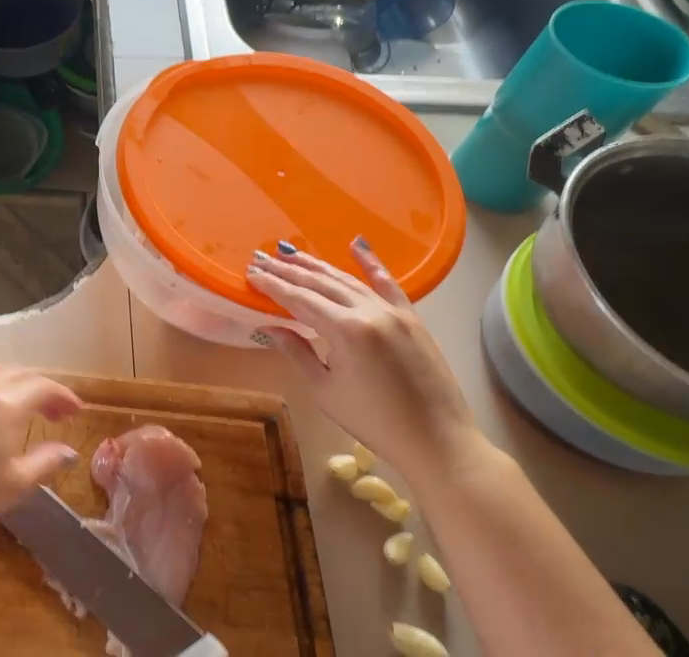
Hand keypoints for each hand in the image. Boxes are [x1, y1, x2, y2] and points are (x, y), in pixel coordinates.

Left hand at [0, 363, 83, 541]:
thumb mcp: (15, 483)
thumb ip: (46, 461)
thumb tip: (68, 451)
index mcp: (7, 403)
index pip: (43, 387)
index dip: (64, 396)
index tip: (77, 410)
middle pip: (19, 374)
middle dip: (42, 388)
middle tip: (56, 411)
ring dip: (15, 381)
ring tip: (25, 404)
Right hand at [247, 239, 483, 481]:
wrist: (438, 441)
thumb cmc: (375, 422)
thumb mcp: (325, 390)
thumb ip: (297, 352)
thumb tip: (271, 327)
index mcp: (345, 330)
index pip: (299, 299)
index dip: (272, 285)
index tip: (251, 273)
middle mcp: (370, 312)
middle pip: (321, 284)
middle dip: (289, 271)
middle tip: (262, 258)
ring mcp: (394, 312)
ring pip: (349, 281)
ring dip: (318, 267)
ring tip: (291, 254)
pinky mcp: (413, 319)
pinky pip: (389, 284)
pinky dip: (371, 265)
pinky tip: (356, 246)